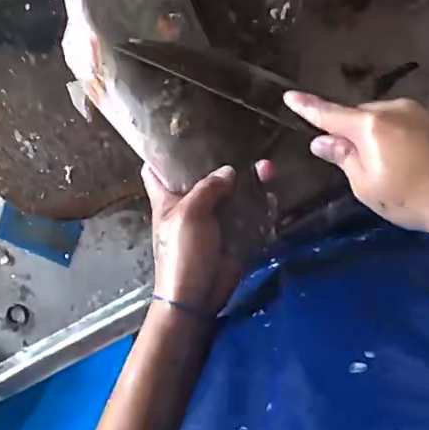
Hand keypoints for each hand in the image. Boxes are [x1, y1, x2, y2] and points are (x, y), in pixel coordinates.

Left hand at [143, 160, 271, 315]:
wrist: (197, 297)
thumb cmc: (182, 254)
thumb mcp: (188, 215)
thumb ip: (207, 189)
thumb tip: (228, 171)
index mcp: (167, 199)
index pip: (156, 169)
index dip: (163, 152)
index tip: (178, 132)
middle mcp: (188, 206)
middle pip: (203, 177)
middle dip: (222, 163)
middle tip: (243, 146)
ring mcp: (211, 221)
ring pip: (231, 194)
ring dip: (249, 182)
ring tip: (267, 168)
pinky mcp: (232, 236)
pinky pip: (248, 216)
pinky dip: (261, 206)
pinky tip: (272, 195)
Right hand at [284, 93, 428, 259]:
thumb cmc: (420, 200)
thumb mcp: (369, 188)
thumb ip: (344, 160)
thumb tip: (324, 141)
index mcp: (371, 124)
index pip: (328, 113)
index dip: (306, 106)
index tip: (289, 96)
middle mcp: (398, 109)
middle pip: (362, 117)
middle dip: (354, 132)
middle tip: (355, 162)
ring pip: (392, 120)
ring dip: (384, 137)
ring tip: (395, 169)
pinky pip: (418, 126)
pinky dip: (410, 140)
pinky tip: (423, 165)